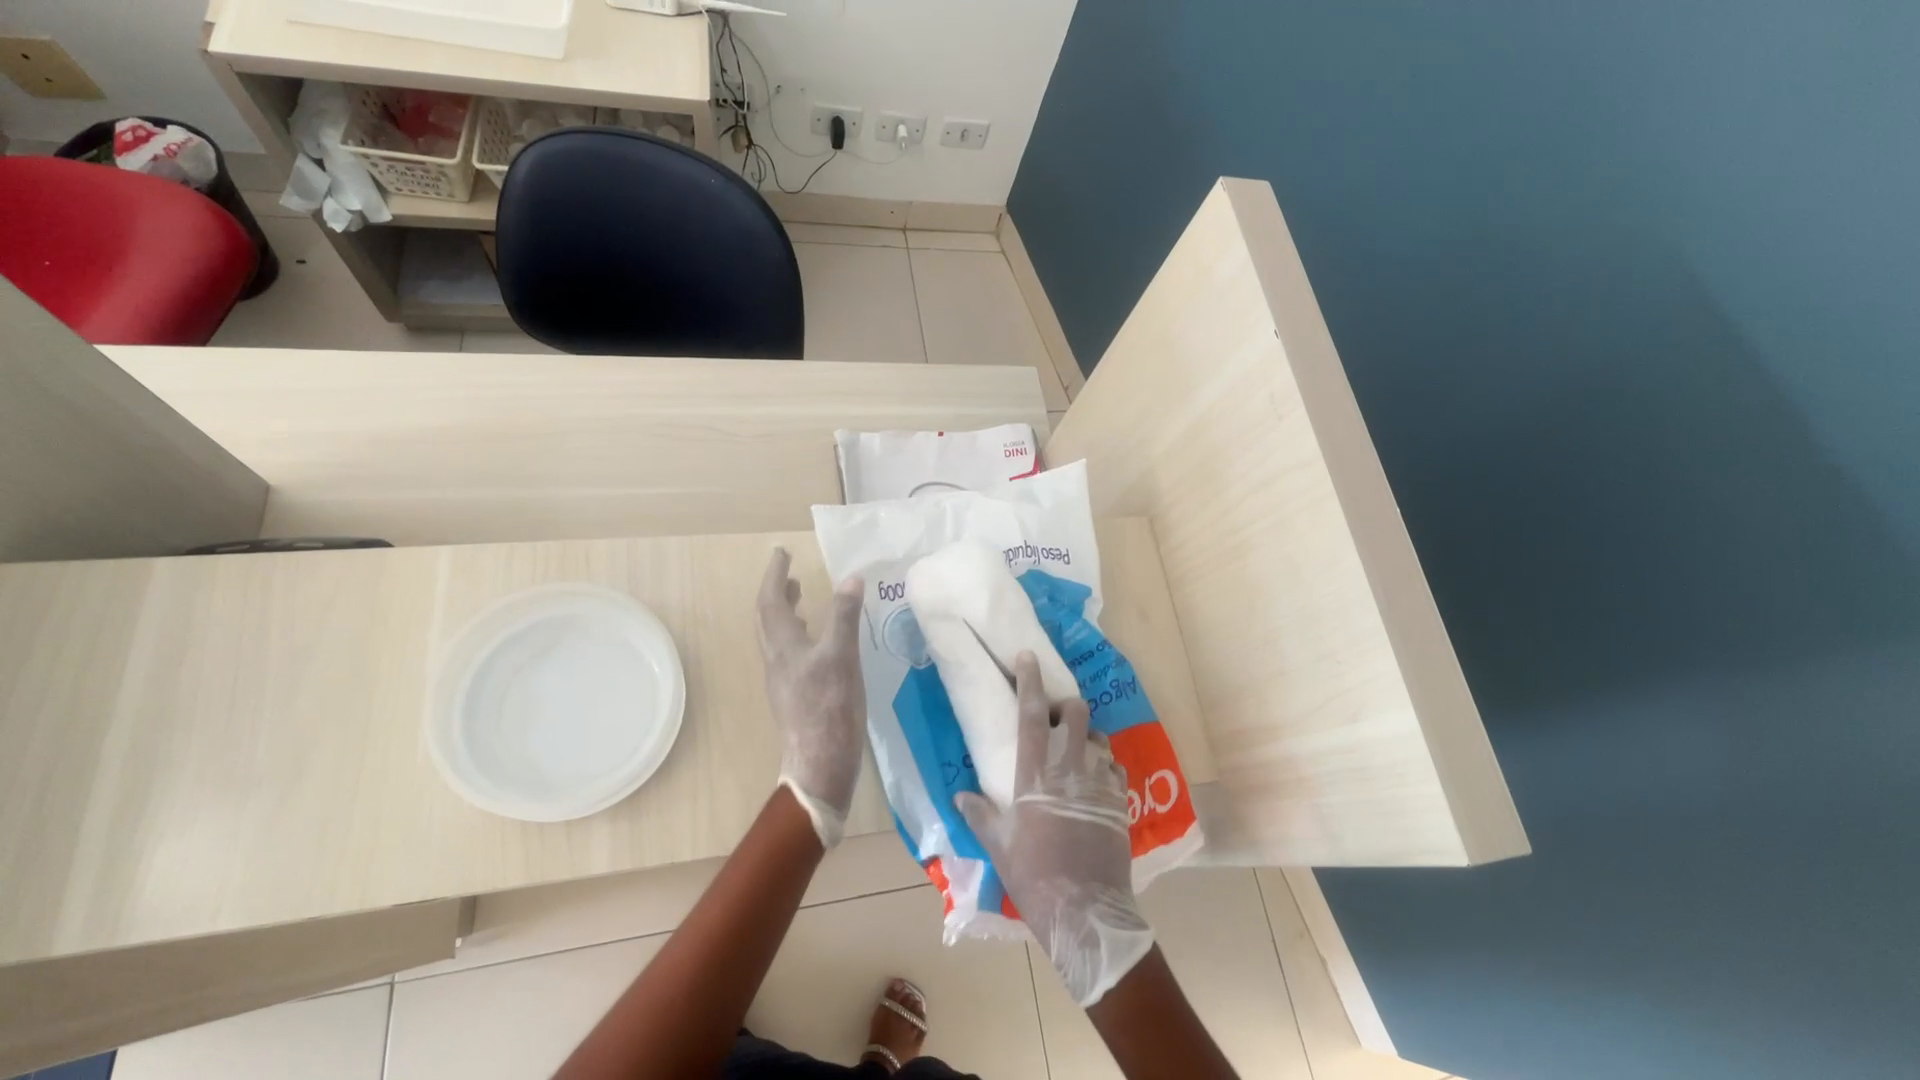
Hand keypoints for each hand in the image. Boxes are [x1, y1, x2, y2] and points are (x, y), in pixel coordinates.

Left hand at [757, 547, 865, 848]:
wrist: (820, 766)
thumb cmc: (829, 709)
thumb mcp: (842, 657)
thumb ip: (844, 617)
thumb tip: (851, 578)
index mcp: (783, 646)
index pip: (771, 601)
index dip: (775, 576)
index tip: (781, 553)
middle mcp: (776, 661)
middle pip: (768, 619)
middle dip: (777, 593)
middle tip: (789, 574)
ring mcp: (783, 681)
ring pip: (777, 638)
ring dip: (785, 614)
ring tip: (801, 601)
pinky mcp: (793, 698)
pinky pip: (789, 655)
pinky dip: (797, 636)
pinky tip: (816, 645)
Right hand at [955, 653, 1153, 1006]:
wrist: (1084, 909)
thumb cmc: (1033, 876)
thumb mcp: (998, 845)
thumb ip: (979, 814)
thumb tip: (959, 793)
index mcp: (1035, 775)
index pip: (1032, 714)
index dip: (1030, 680)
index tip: (1026, 657)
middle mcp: (1071, 768)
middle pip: (1076, 713)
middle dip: (1065, 705)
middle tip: (1053, 717)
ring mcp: (1100, 783)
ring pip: (1099, 737)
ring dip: (1085, 736)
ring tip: (1074, 750)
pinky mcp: (1121, 800)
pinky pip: (1115, 767)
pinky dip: (1104, 764)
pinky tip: (1094, 779)